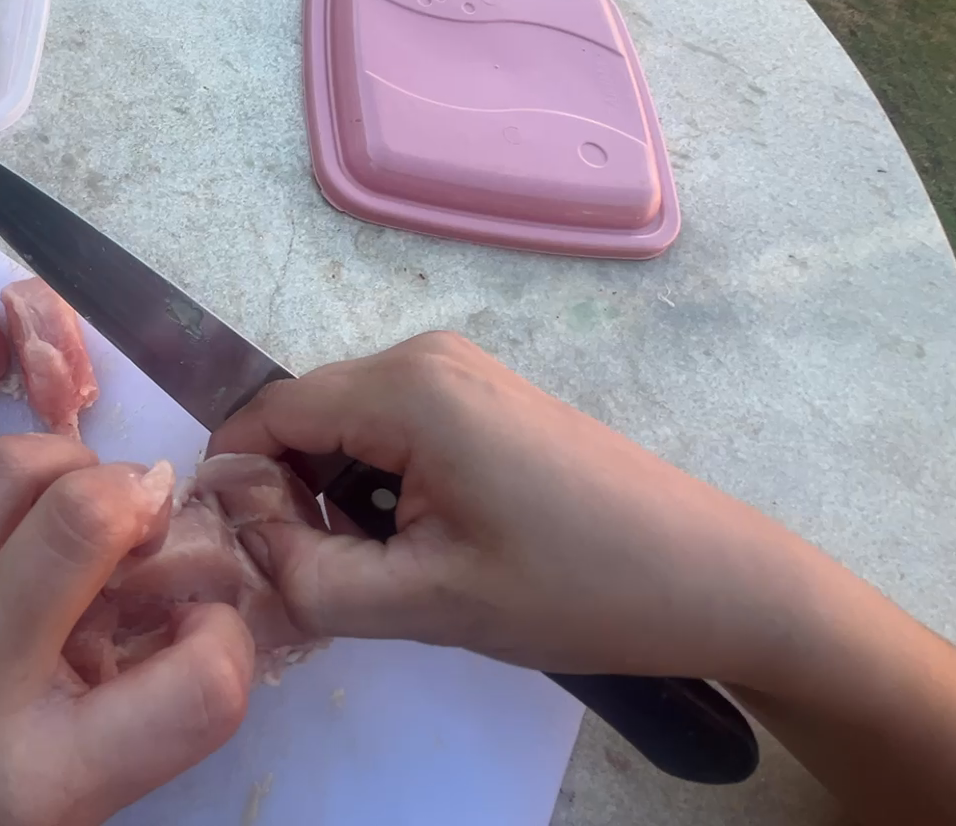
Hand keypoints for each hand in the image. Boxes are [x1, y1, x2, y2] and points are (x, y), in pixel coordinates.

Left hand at [0, 435, 253, 825]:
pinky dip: (18, 470)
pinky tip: (23, 511)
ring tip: (84, 499)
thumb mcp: (54, 812)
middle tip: (145, 522)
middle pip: (86, 519)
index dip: (230, 641)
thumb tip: (168, 596)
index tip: (200, 628)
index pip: (201, 688)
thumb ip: (126, 716)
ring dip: (75, 461)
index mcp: (39, 780)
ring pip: (12, 465)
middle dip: (143, 496)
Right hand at [207, 332, 811, 683]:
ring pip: (342, 419)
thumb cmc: (578, 589)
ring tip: (377, 555)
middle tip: (315, 565)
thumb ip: (309, 578)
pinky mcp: (473, 388)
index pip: (270, 412)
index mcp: (405, 388)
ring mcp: (452, 365)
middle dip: (289, 486)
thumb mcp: (430, 601)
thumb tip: (241, 542)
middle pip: (305, 414)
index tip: (235, 544)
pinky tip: (415, 526)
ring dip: (333, 484)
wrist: (720, 580)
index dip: (237, 475)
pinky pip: (384, 419)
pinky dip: (372, 472)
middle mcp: (420, 355)